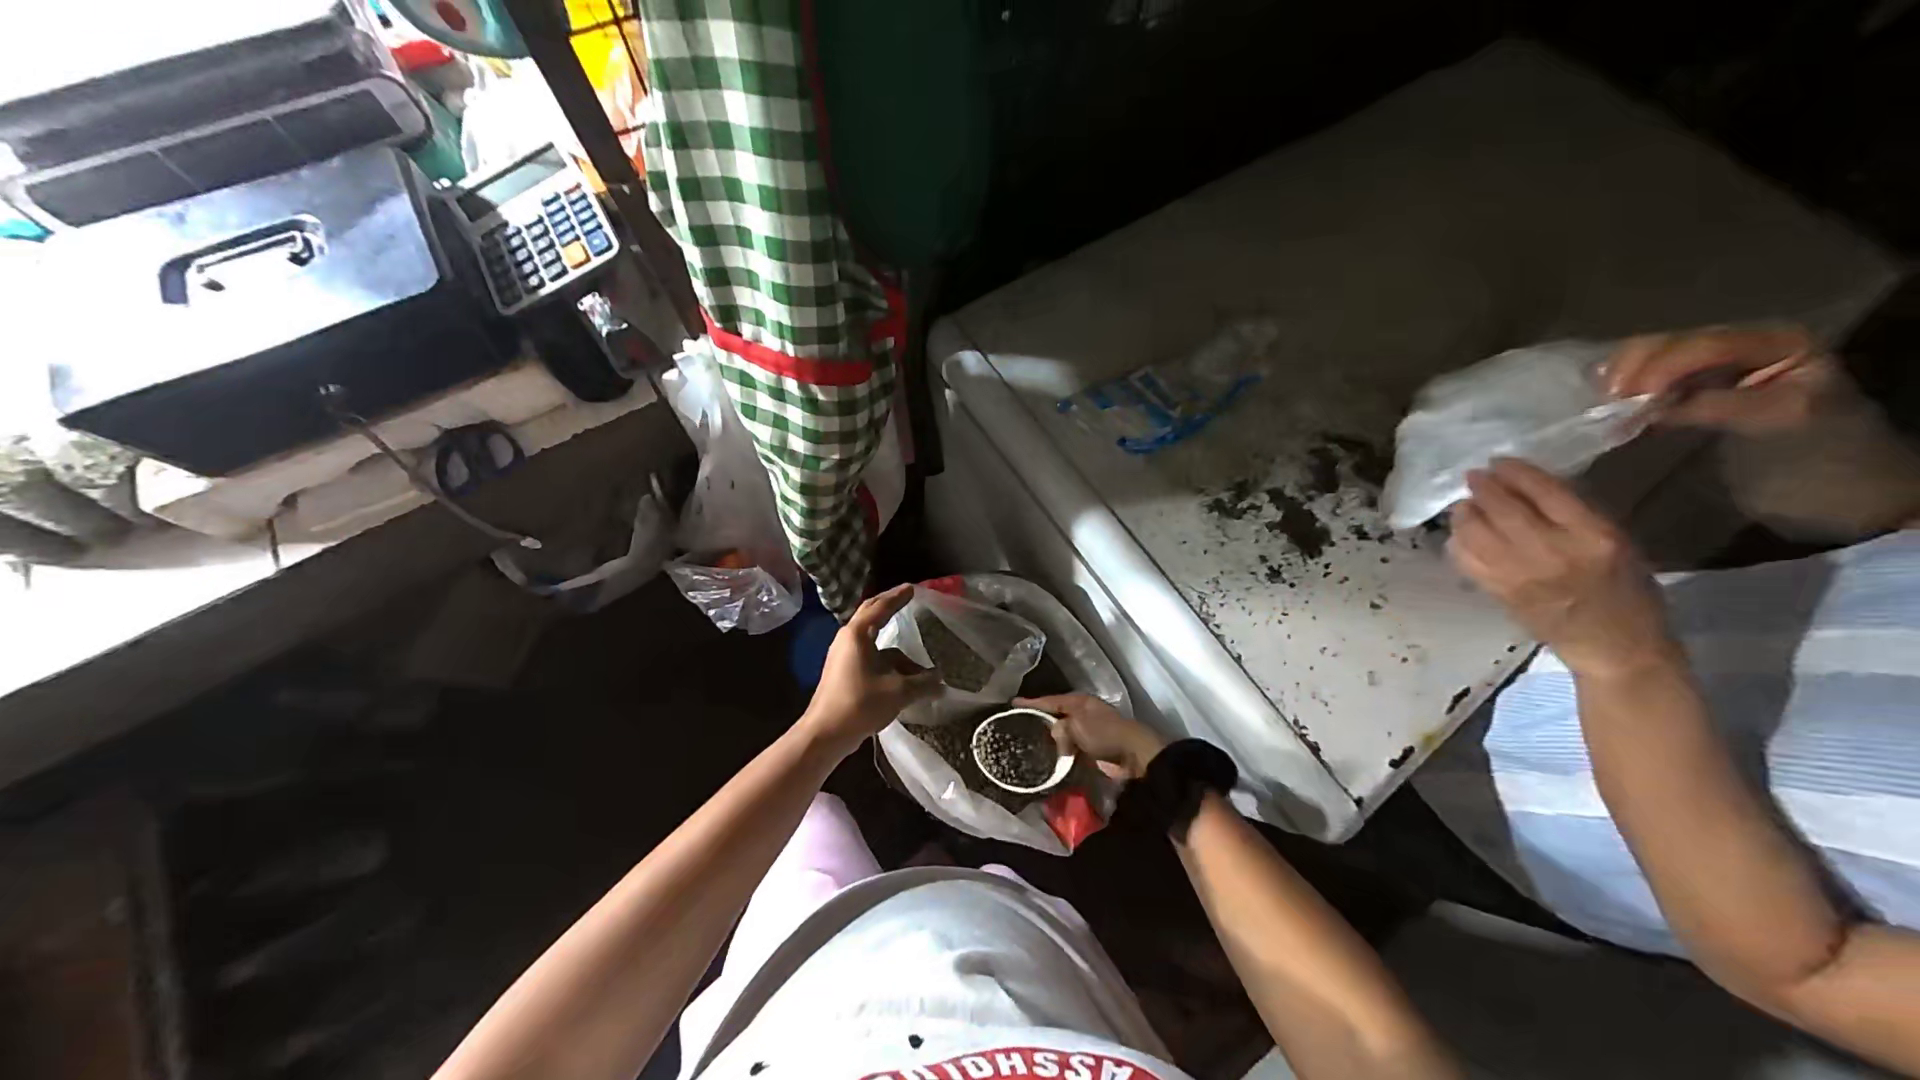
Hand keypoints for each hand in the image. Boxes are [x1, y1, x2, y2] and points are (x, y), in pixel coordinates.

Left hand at [799, 584, 940, 754]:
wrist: (825, 734)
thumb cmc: (860, 704)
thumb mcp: (898, 692)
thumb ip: (923, 683)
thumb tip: (941, 681)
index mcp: (857, 635)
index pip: (880, 606)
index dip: (898, 597)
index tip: (913, 588)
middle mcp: (848, 640)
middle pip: (871, 617)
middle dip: (890, 608)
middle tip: (908, 599)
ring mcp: (844, 657)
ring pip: (876, 645)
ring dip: (898, 654)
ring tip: (921, 669)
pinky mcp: (844, 674)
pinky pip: (872, 660)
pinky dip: (889, 665)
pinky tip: (905, 681)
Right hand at [1016, 693, 1166, 779]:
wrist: (1133, 755)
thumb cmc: (1104, 734)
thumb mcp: (1077, 726)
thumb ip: (1059, 728)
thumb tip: (1054, 735)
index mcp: (1079, 702)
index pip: (1050, 700)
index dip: (1031, 703)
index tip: (1013, 703)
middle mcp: (1082, 713)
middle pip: (1055, 715)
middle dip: (1039, 720)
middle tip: (1018, 724)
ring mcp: (1088, 731)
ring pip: (1062, 733)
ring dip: (1050, 738)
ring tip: (1029, 742)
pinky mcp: (1092, 749)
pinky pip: (1070, 747)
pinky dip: (1060, 751)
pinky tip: (1048, 757)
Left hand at [1448, 459, 1679, 679]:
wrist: (1614, 646)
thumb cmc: (1625, 589)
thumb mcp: (1617, 541)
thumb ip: (1574, 513)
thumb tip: (1527, 484)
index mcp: (1593, 535)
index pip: (1545, 491)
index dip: (1516, 472)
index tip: (1499, 461)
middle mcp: (1552, 552)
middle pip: (1504, 508)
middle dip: (1483, 487)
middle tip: (1473, 476)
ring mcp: (1519, 573)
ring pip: (1476, 531)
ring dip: (1464, 512)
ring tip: (1464, 504)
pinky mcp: (1497, 590)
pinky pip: (1465, 559)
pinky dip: (1458, 541)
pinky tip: (1460, 533)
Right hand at [1606, 325, 1838, 435]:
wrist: (1827, 481)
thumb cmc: (1814, 451)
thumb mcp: (1774, 422)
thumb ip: (1714, 406)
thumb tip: (1649, 406)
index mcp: (1777, 342)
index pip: (1707, 345)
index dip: (1663, 367)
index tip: (1629, 400)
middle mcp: (1740, 343)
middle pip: (1670, 343)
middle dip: (1632, 369)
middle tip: (1608, 404)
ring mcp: (1710, 364)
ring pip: (1647, 356)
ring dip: (1619, 379)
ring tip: (1604, 408)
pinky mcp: (1686, 386)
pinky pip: (1642, 377)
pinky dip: (1618, 388)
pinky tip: (1607, 405)